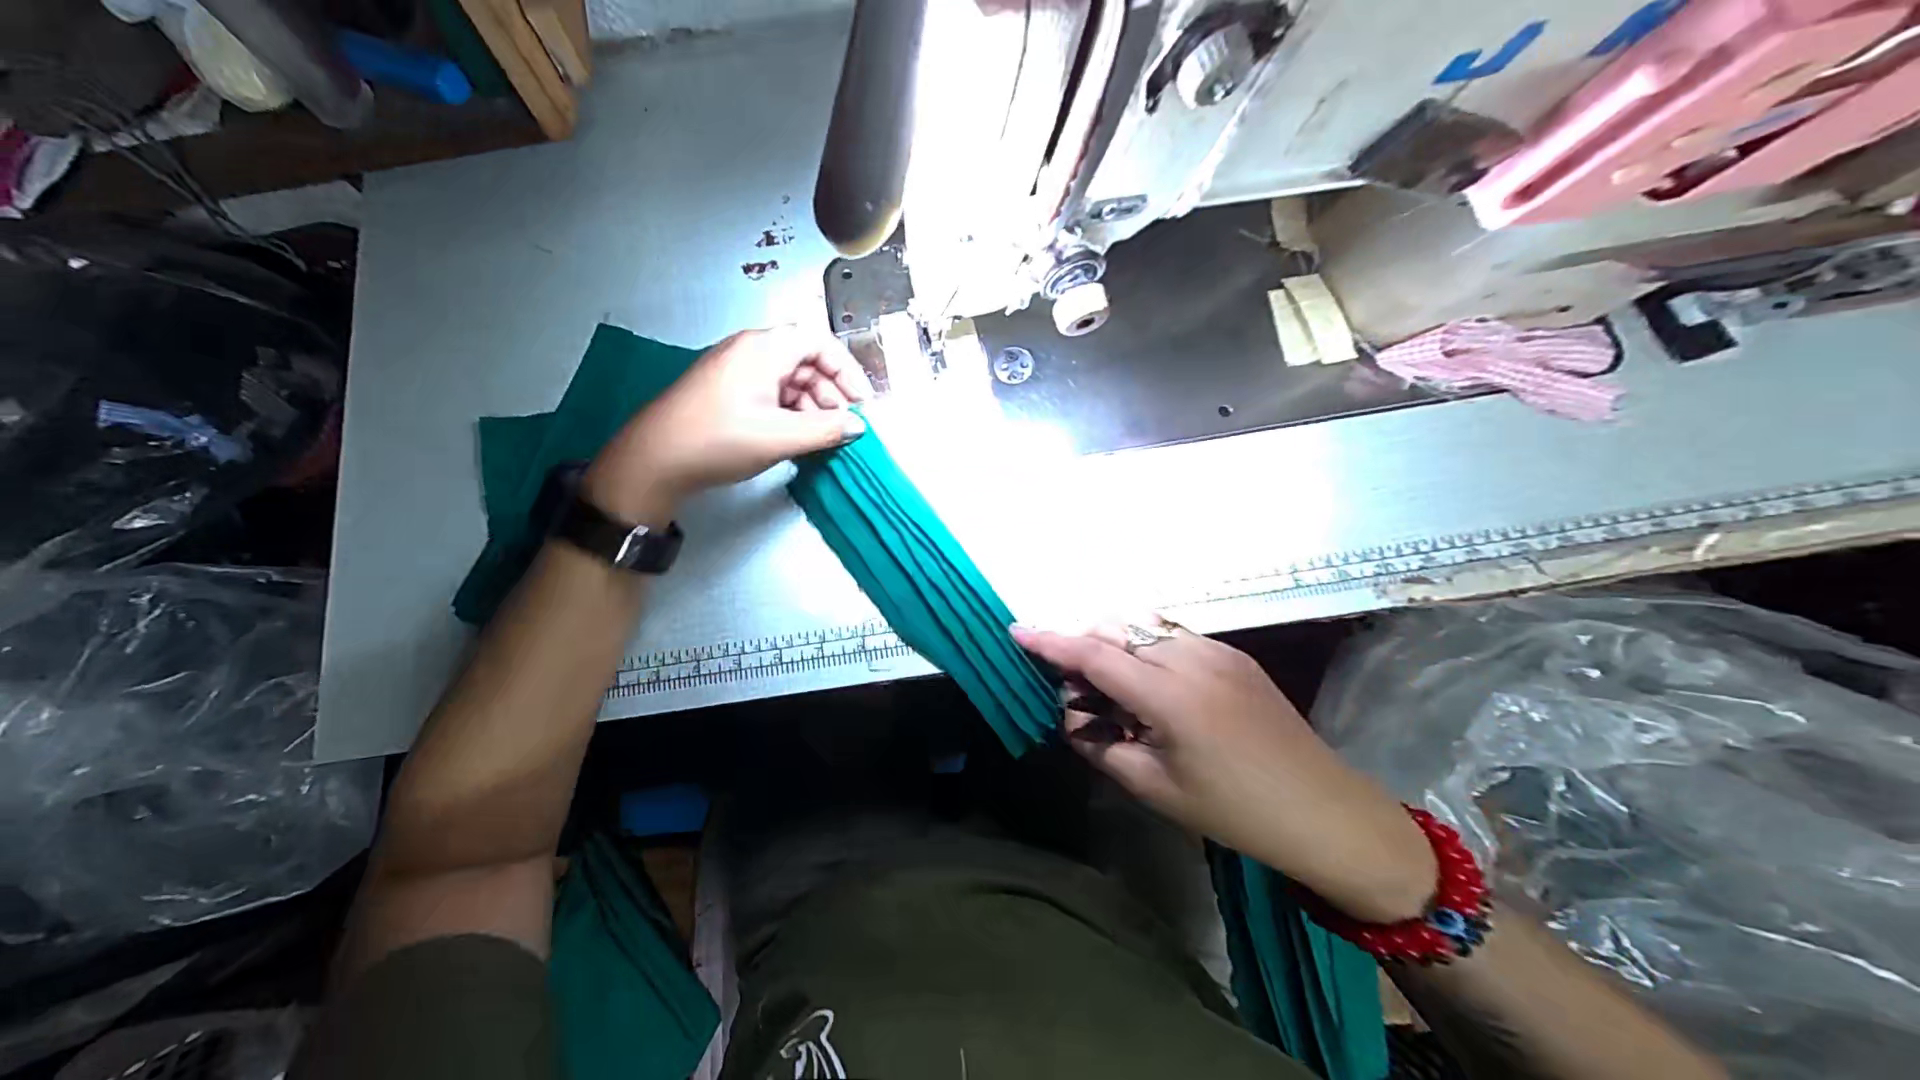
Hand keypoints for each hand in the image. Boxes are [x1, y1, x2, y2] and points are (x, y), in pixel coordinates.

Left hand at [586, 326, 872, 520]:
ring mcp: (736, 369)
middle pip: (806, 360)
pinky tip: (795, 436)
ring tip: (819, 437)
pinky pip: (771, 391)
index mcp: (764, 348)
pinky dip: (790, 411)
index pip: (820, 342)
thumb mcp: (780, 437)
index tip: (861, 402)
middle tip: (842, 426)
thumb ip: (826, 430)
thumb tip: (857, 426)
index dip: (848, 371)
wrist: (654, 460)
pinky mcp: (727, 390)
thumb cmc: (717, 440)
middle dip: (830, 392)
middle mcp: (750, 350)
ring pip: (789, 378)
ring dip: (811, 405)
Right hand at [1012, 621, 1436, 923]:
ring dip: (1114, 644)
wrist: (1323, 810)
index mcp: (1169, 695)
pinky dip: (1147, 649)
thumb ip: (1100, 745)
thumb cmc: (1233, 810)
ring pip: (1145, 627)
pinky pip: (1174, 637)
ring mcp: (1217, 651)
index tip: (1016, 631)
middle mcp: (1191, 658)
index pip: (1095, 654)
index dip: (1051, 642)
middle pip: (1116, 629)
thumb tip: (1069, 718)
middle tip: (1070, 685)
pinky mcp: (1235, 656)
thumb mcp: (1154, 788)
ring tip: (1109, 686)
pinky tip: (1149, 685)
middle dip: (1081, 643)